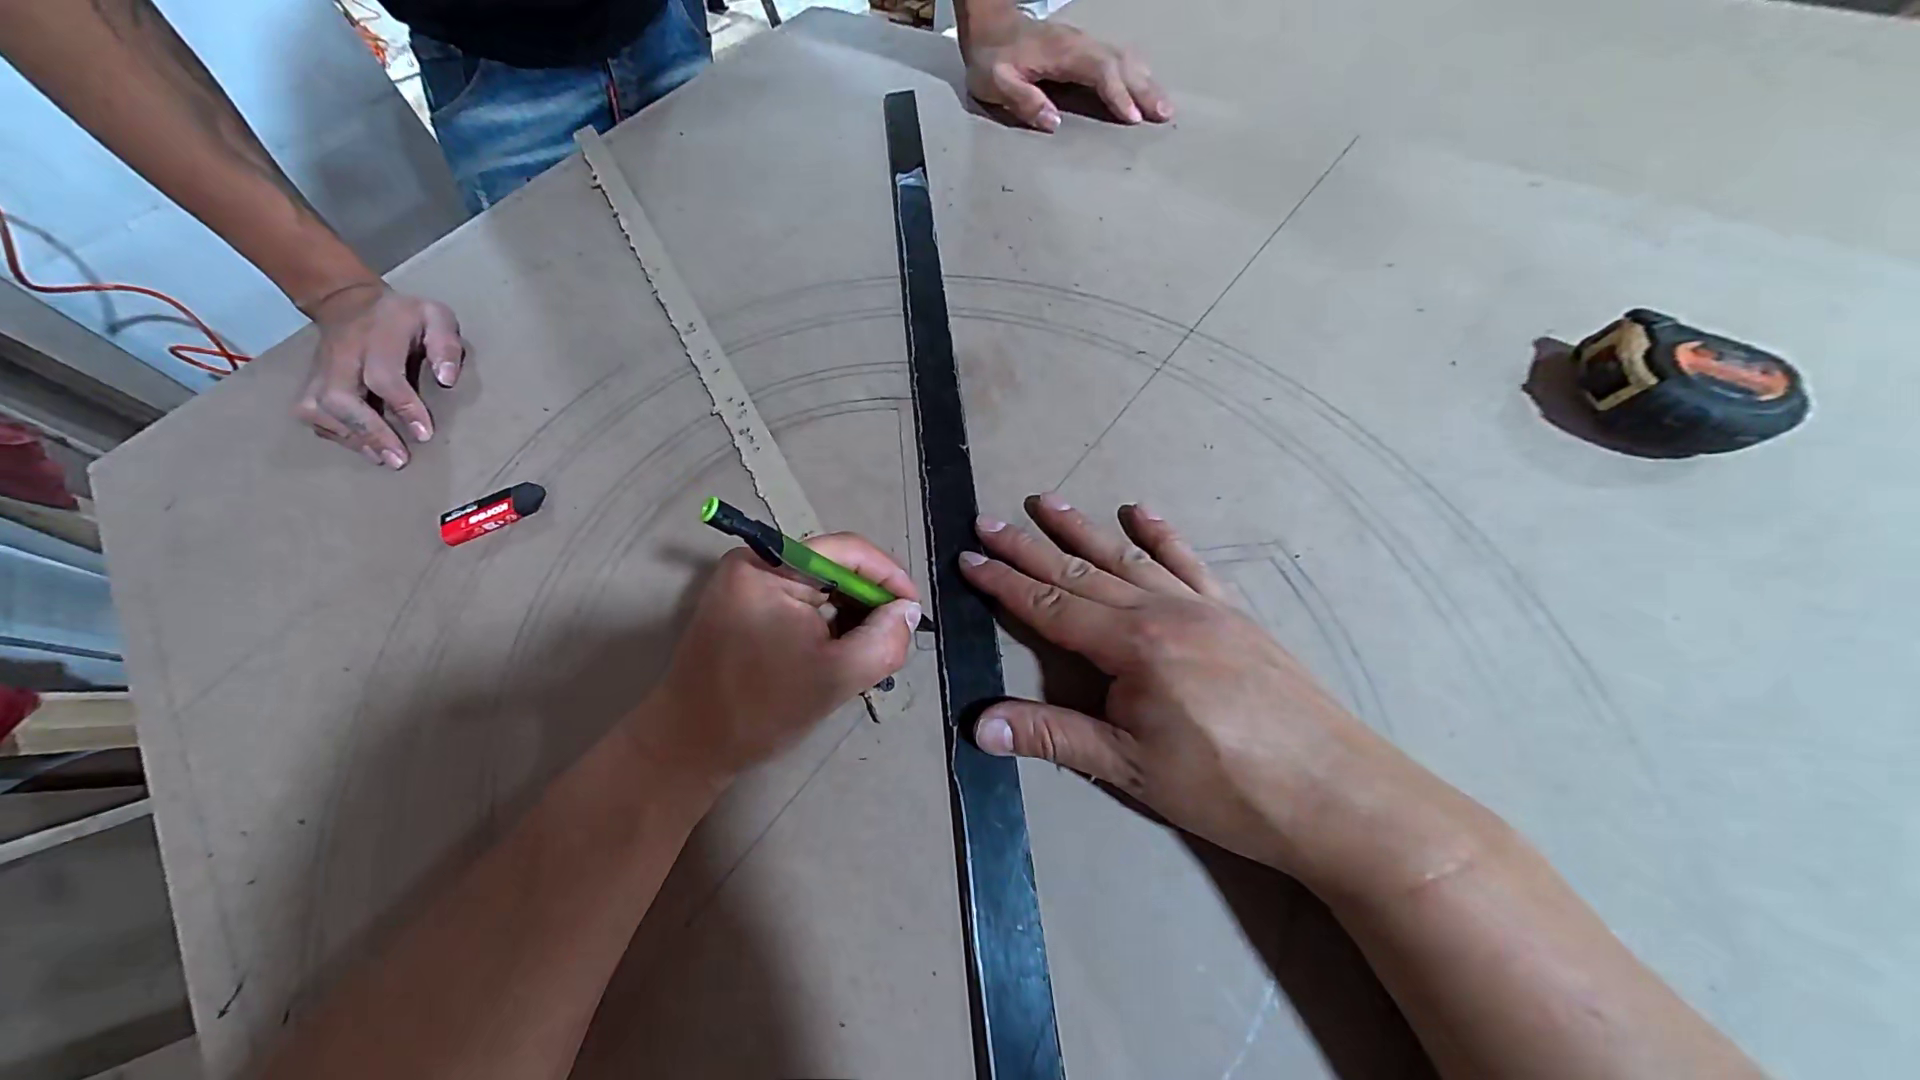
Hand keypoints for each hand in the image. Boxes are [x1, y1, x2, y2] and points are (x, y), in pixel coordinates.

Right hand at [295, 282, 464, 468]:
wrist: (349, 301)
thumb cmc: (405, 316)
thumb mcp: (436, 317)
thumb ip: (446, 344)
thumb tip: (448, 378)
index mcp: (376, 340)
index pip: (383, 378)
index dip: (403, 408)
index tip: (424, 434)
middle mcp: (341, 357)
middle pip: (340, 399)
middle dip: (369, 432)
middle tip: (398, 460)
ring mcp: (320, 370)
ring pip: (318, 409)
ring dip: (350, 437)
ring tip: (383, 459)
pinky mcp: (311, 381)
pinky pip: (311, 413)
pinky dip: (334, 433)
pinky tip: (364, 448)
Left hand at [647, 534, 921, 780]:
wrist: (688, 747)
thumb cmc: (758, 709)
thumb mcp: (835, 677)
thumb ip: (884, 641)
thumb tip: (908, 612)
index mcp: (768, 566)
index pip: (847, 551)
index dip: (888, 576)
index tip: (913, 611)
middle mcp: (755, 563)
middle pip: (834, 567)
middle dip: (869, 602)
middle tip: (892, 639)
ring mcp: (747, 584)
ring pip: (821, 587)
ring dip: (850, 616)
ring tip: (866, 652)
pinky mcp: (745, 606)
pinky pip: (802, 602)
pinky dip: (828, 625)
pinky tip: (838, 654)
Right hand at [958, 495, 1398, 876]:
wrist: (1338, 793)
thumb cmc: (1226, 788)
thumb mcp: (1130, 768)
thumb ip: (1054, 736)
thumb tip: (978, 724)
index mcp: (1133, 646)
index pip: (1050, 606)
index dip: (1004, 583)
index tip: (969, 558)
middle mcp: (1164, 611)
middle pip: (1081, 572)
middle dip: (1029, 547)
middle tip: (988, 521)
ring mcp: (1203, 606)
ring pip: (1129, 557)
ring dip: (1083, 530)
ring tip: (1047, 502)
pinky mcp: (1235, 613)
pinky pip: (1190, 562)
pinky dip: (1161, 535)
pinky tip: (1142, 512)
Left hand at [961, 13, 1170, 132]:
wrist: (990, 27)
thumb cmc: (992, 59)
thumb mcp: (997, 83)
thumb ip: (1023, 100)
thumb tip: (1053, 122)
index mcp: (1062, 53)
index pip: (1099, 70)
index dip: (1117, 93)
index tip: (1133, 117)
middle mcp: (1080, 44)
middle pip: (1121, 63)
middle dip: (1144, 89)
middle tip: (1164, 115)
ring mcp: (1084, 44)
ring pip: (1124, 59)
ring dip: (1147, 82)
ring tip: (1164, 108)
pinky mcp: (1085, 50)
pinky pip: (1119, 59)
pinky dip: (1137, 74)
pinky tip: (1148, 89)